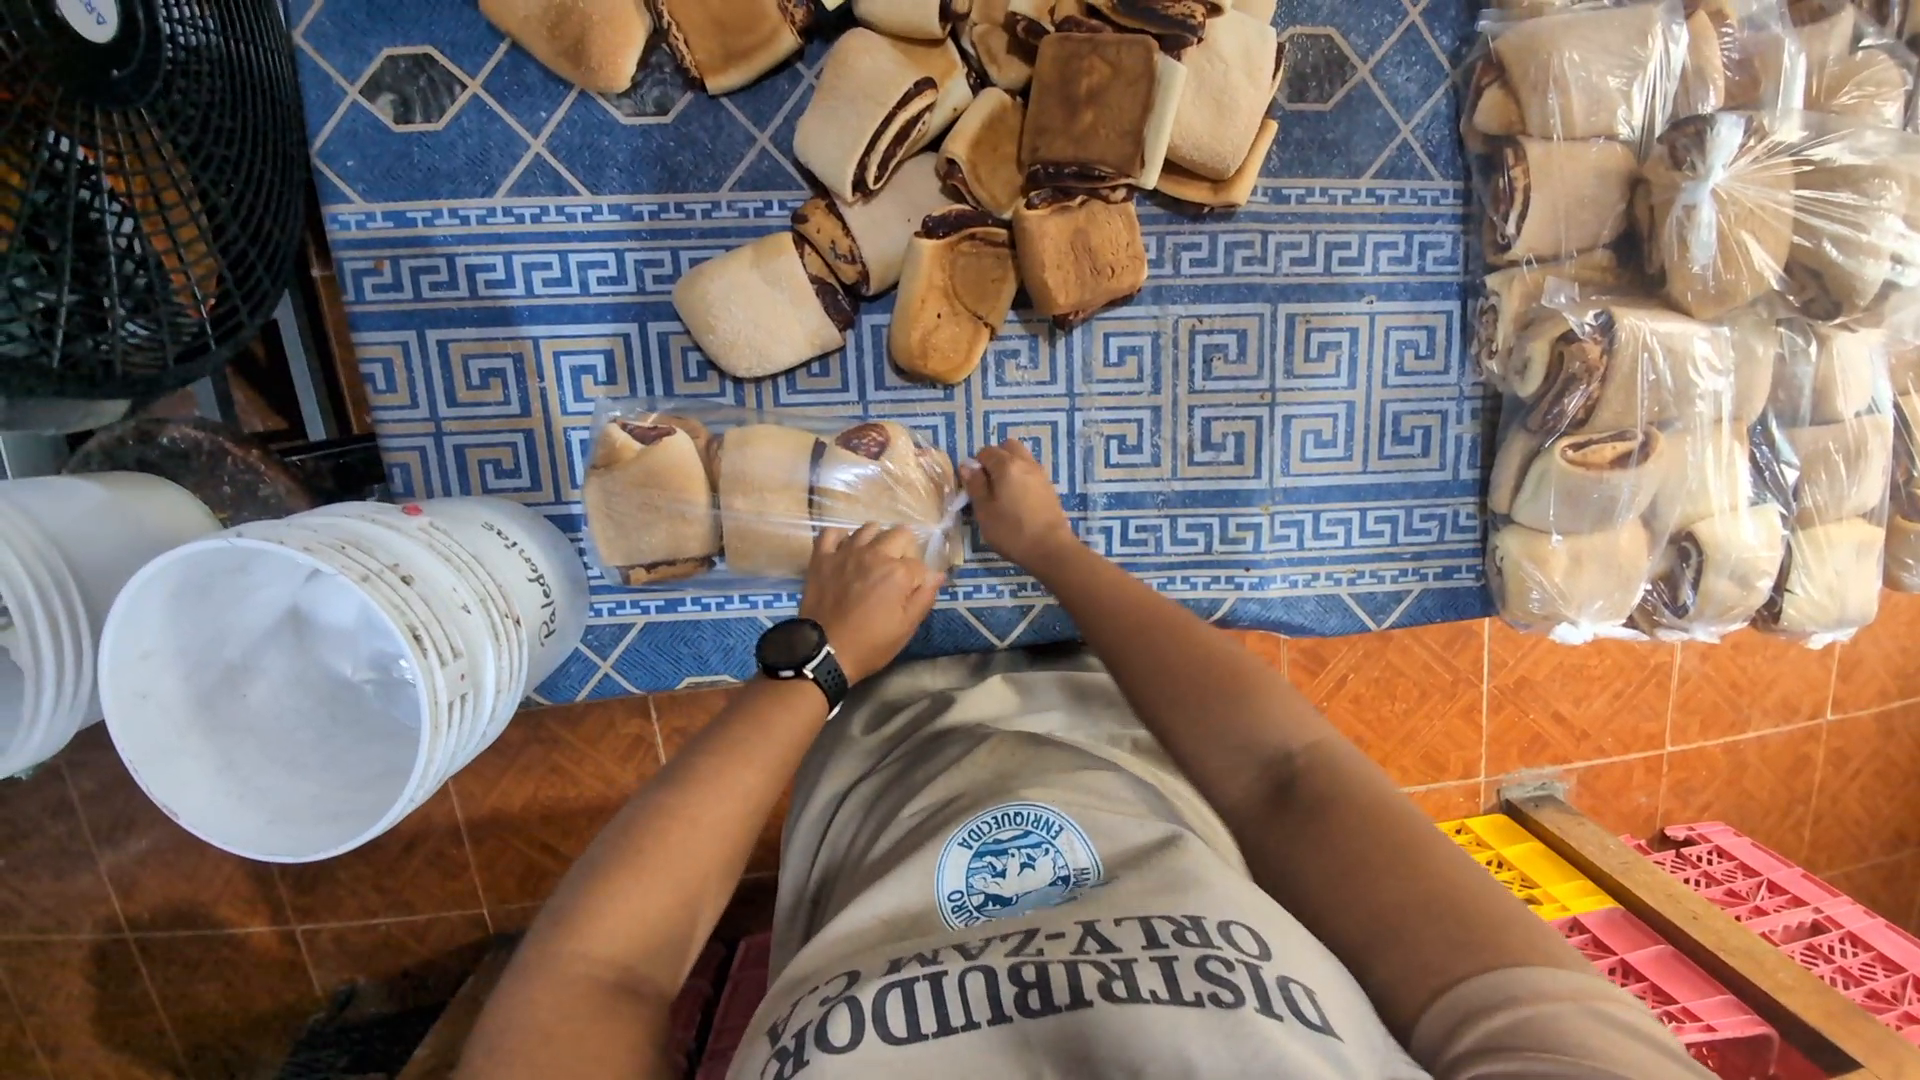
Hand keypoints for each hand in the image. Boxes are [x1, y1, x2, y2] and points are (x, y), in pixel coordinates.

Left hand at [799, 524, 944, 683]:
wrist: (824, 652)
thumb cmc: (870, 644)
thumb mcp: (907, 627)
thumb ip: (925, 596)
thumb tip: (937, 575)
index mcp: (898, 571)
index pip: (920, 564)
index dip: (920, 578)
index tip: (914, 591)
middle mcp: (874, 553)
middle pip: (899, 534)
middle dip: (904, 550)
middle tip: (897, 571)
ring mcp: (846, 552)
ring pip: (868, 528)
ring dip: (877, 539)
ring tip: (874, 558)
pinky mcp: (822, 557)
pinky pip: (832, 533)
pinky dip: (841, 538)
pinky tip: (845, 549)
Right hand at [961, 440, 1078, 568]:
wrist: (1051, 548)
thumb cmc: (1012, 531)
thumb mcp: (984, 511)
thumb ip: (975, 485)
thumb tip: (967, 466)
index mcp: (1006, 465)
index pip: (985, 452)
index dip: (976, 466)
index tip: (974, 486)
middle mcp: (1025, 462)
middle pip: (1007, 447)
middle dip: (995, 459)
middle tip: (988, 484)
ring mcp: (1040, 474)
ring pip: (1021, 458)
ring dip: (1009, 467)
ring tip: (1003, 493)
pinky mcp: (1049, 487)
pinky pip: (1031, 472)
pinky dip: (1021, 477)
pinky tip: (1018, 500)